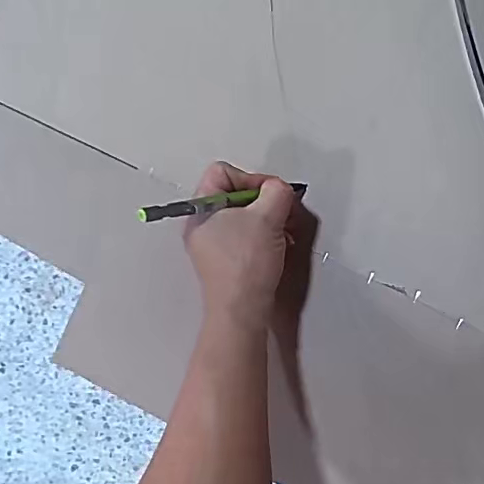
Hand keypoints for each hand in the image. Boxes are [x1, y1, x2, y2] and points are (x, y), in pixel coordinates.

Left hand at [184, 162, 296, 331]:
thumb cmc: (246, 267)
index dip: (252, 178)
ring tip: (282, 235)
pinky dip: (265, 239)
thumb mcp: (267, 217)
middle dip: (265, 202)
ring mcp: (214, 246)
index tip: (271, 195)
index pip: (223, 172)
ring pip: (245, 218)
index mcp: (201, 209)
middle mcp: (203, 225)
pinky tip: (278, 249)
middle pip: (237, 195)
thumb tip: (280, 189)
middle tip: (280, 214)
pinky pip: (248, 239)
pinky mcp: (228, 263)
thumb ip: (277, 192)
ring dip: (269, 221)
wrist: (243, 311)